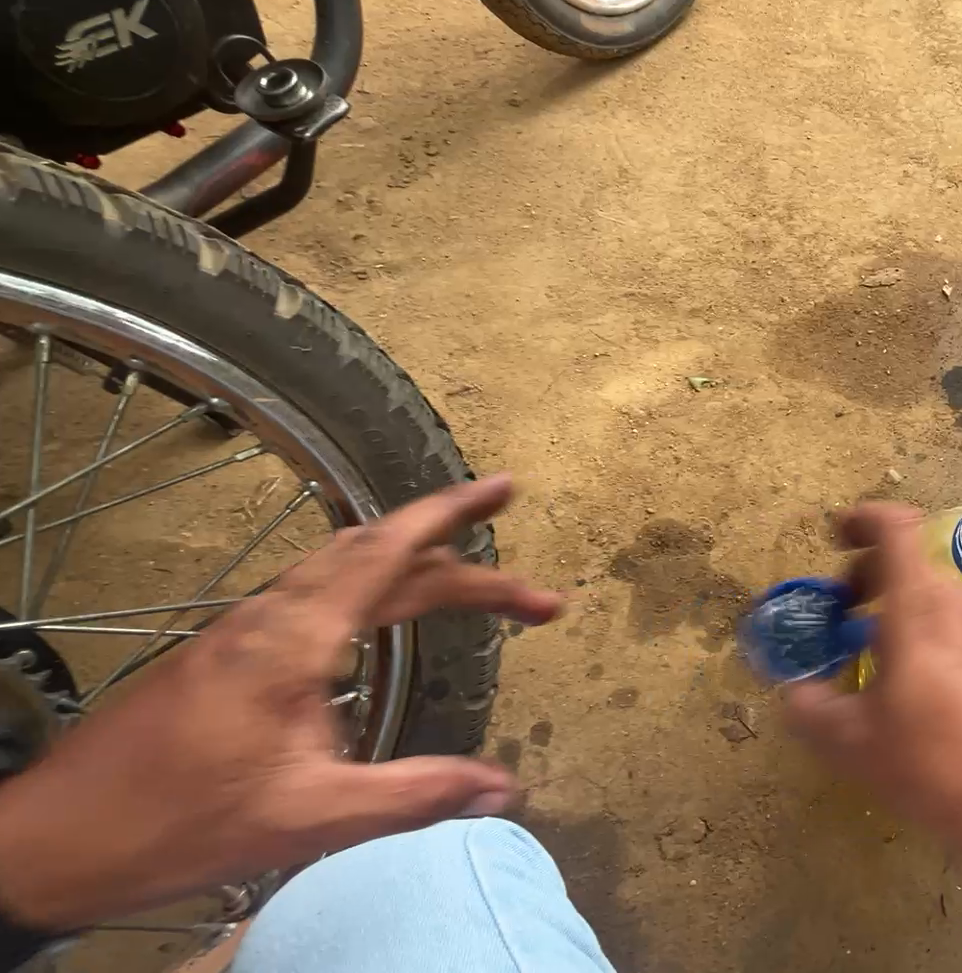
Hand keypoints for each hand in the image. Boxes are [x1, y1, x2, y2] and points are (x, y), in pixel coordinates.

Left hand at [0, 474, 560, 931]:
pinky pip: (325, 587)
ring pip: (352, 568)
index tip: (504, 488)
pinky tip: (389, 608)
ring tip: (479, 586)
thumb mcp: (305, 819)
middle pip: (387, 560)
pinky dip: (383, 581)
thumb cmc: (174, 823)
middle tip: (537, 599)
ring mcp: (250, 628)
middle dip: (471, 569)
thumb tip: (504, 790)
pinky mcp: (234, 648)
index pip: (388, 550)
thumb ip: (412, 797)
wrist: (37, 848)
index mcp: (296, 638)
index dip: (452, 512)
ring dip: (426, 568)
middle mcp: (276, 616)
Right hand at [787, 505, 961, 972]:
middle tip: (843, 606)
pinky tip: (918, 676)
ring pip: (937, 590)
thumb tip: (794, 691)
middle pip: (912, 558)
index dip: (863, 518)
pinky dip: (929, 624)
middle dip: (870, 572)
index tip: (837, 535)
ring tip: (874, 647)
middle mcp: (959, 601)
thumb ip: (808, 706)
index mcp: (918, 604)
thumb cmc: (928, 761)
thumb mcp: (850, 741)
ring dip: (900, 602)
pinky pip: (959, 618)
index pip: (896, 527)